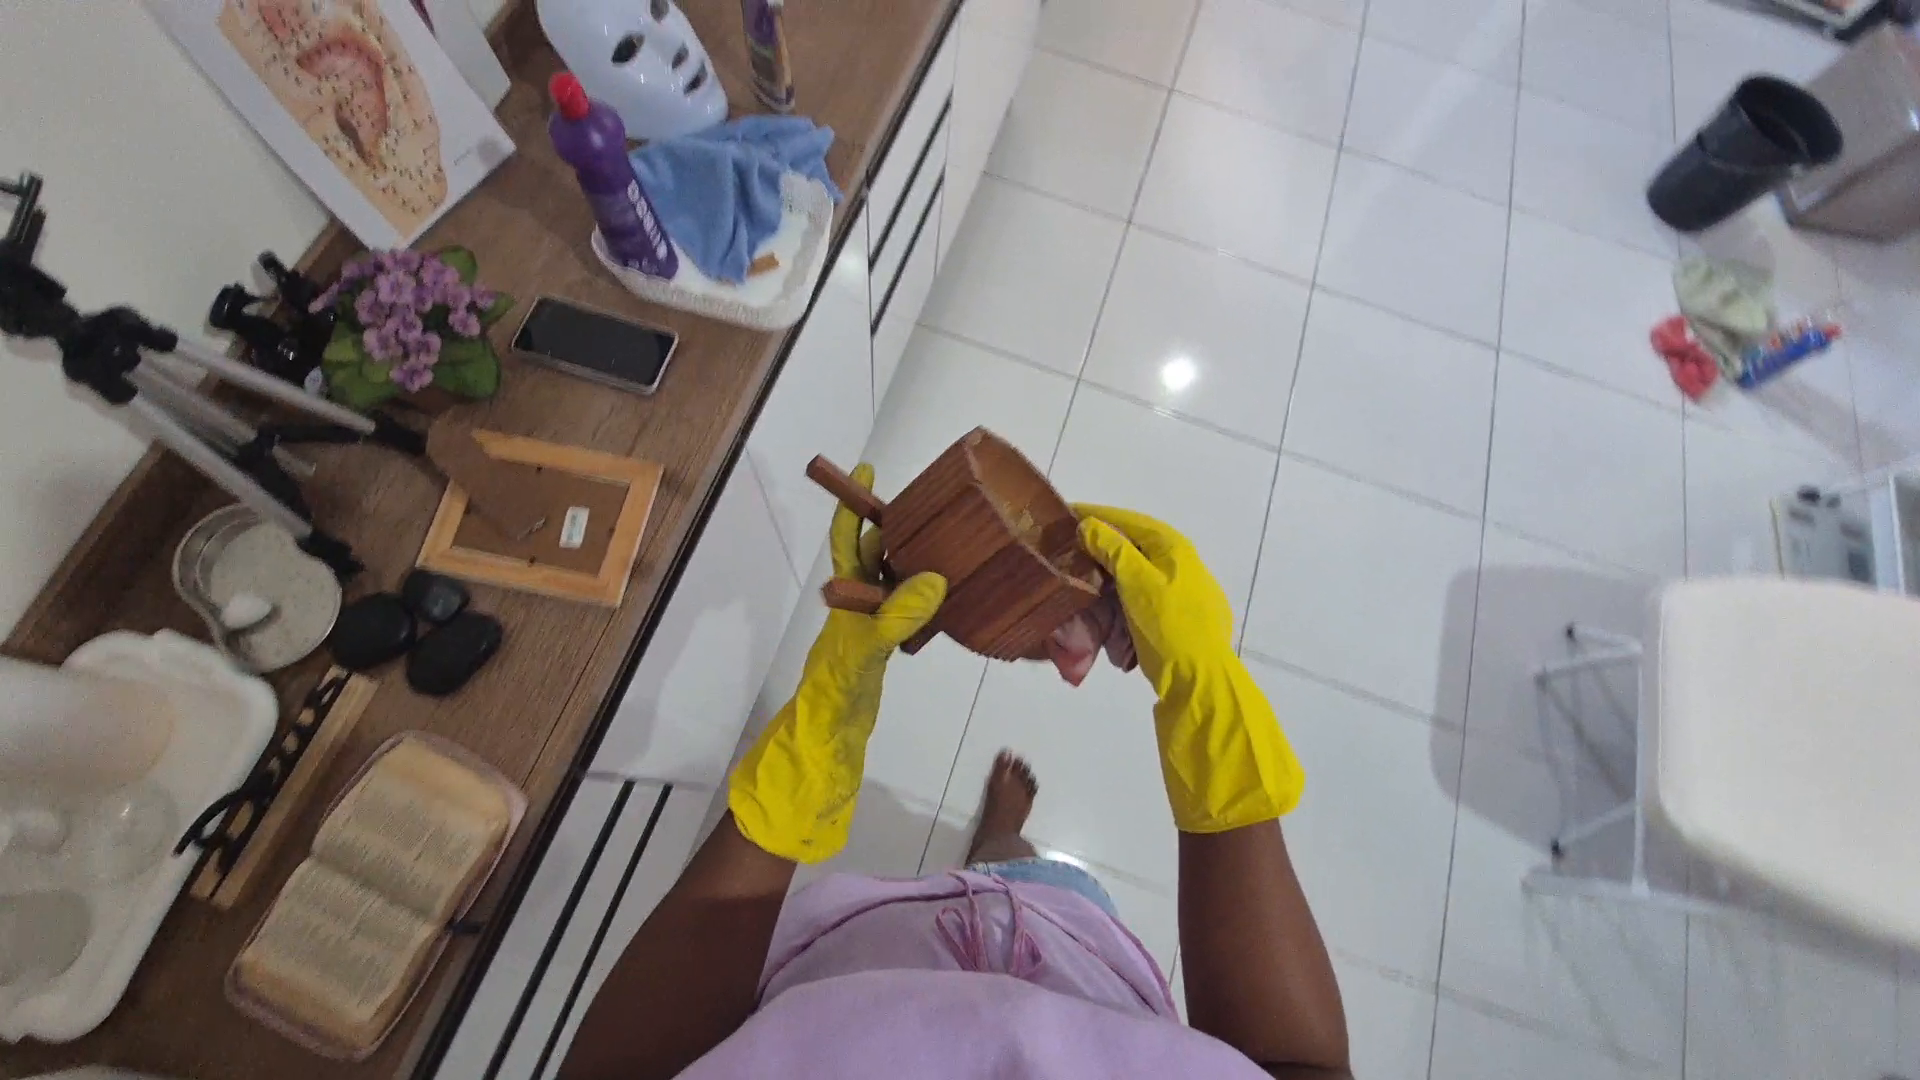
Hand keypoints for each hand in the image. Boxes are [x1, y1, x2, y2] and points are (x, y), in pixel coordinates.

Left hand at [728, 465, 945, 862]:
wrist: (826, 746)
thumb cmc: (832, 699)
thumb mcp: (860, 658)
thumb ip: (892, 621)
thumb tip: (933, 580)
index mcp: (847, 601)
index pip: (849, 544)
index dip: (854, 507)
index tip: (867, 471)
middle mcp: (859, 606)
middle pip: (875, 555)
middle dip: (895, 524)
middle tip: (931, 500)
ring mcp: (872, 626)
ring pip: (894, 580)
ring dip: (913, 557)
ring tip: (948, 536)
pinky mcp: (887, 646)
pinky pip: (908, 608)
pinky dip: (925, 594)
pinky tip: (948, 591)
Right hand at [1074, 504, 1303, 831]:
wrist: (1200, 681)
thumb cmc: (1168, 626)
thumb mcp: (1136, 582)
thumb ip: (1112, 549)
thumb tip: (1089, 525)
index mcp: (1173, 547)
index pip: (1127, 520)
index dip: (1095, 516)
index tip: (1065, 514)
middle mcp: (1181, 564)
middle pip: (1131, 550)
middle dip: (1101, 558)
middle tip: (1071, 559)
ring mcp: (1184, 593)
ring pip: (1135, 581)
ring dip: (1111, 593)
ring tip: (1092, 602)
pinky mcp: (1180, 619)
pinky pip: (1143, 607)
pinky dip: (1125, 614)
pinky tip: (1115, 632)